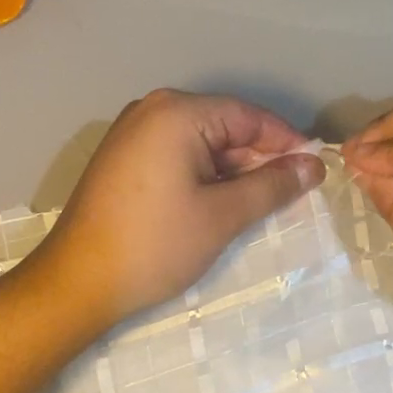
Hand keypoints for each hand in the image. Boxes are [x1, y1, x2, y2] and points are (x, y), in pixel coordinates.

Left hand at [32, 89, 326, 325]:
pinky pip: (177, 155)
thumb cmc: (156, 244)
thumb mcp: (223, 215)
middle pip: (224, 126)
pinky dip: (204, 175)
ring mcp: (132, 134)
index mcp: (178, 113)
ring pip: (201, 143)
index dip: (286, 142)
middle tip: (292, 193)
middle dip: (259, 158)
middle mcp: (152, 110)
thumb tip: (313, 167)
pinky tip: (220, 204)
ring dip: (233, 171)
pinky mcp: (122, 159)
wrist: (78, 281)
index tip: (314, 171)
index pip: (249, 116)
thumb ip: (272, 185)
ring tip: (260, 204)